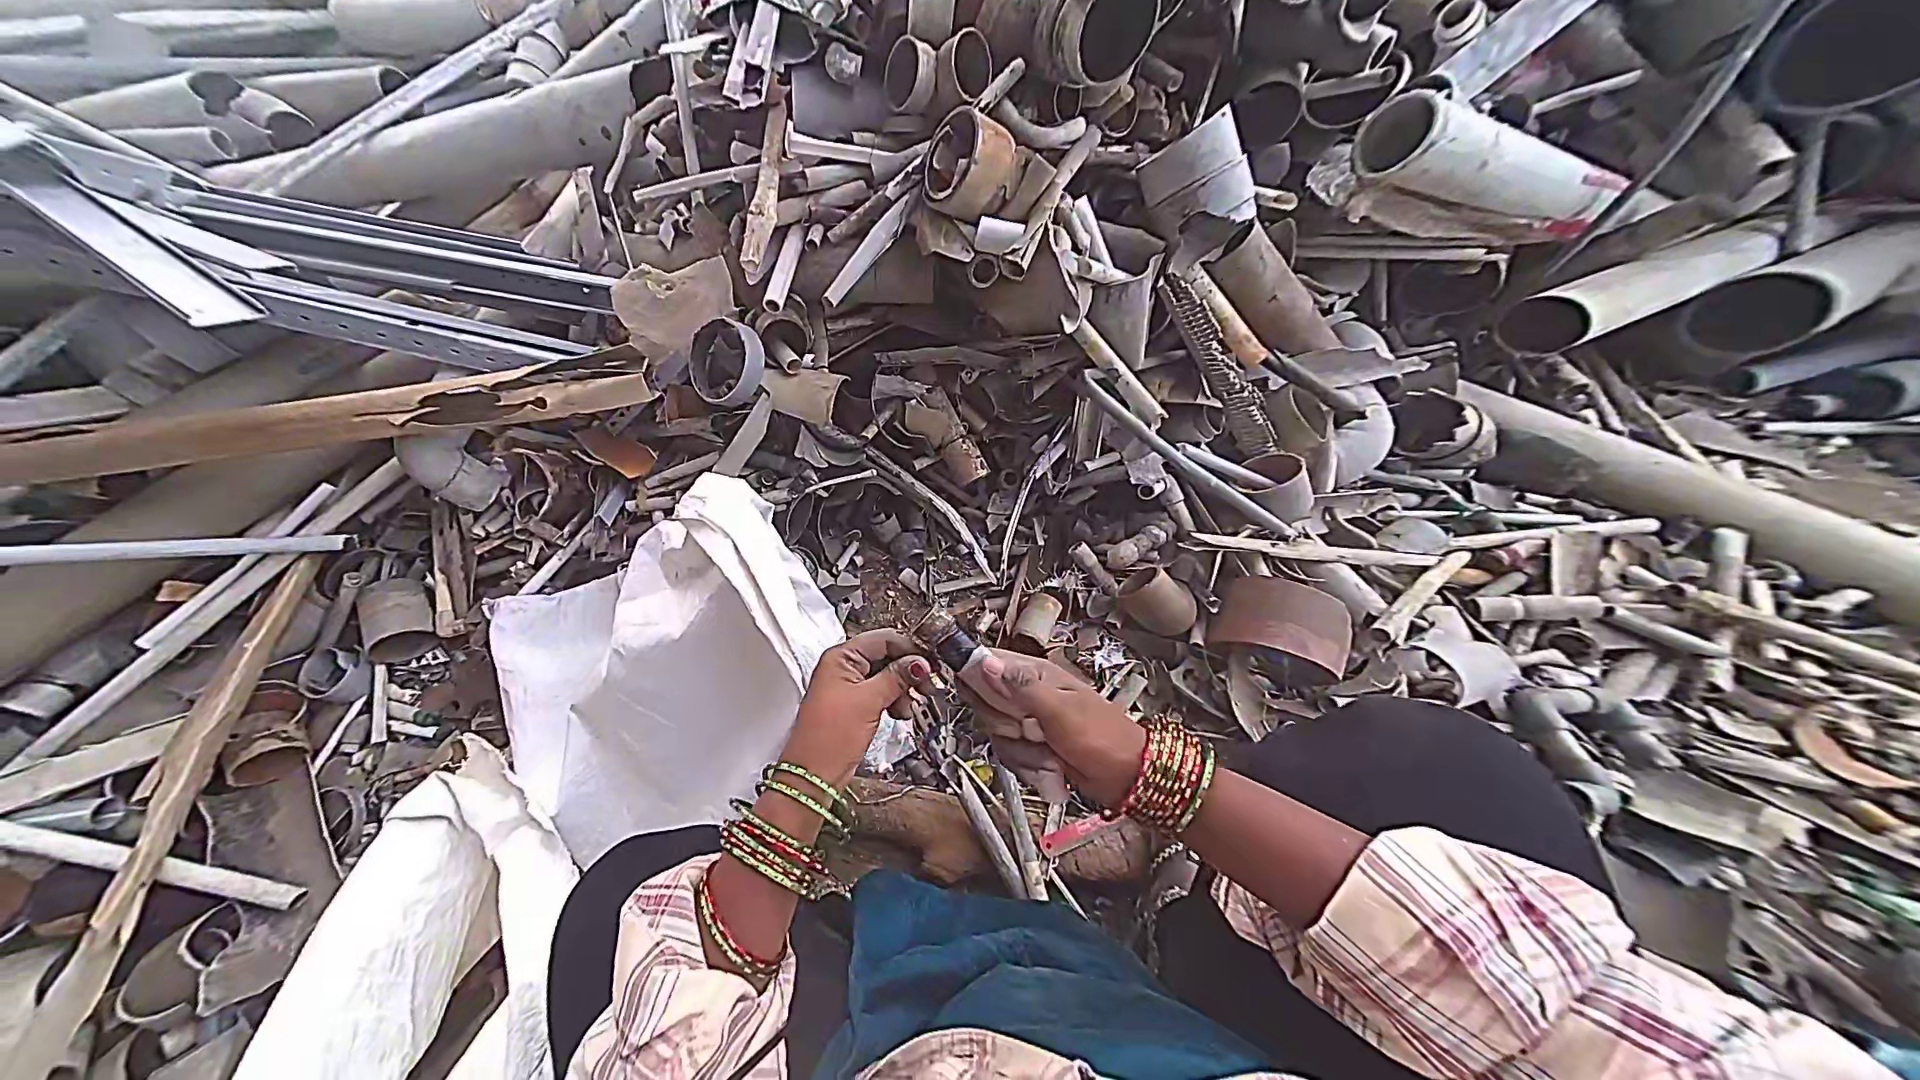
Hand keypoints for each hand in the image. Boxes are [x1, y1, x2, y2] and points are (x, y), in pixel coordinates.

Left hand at [785, 629, 931, 787]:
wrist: (814, 776)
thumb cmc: (828, 738)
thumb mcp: (869, 701)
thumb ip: (896, 677)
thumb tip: (918, 663)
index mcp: (841, 657)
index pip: (883, 639)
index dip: (908, 650)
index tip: (928, 664)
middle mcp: (843, 667)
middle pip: (886, 657)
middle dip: (907, 672)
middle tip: (925, 685)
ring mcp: (849, 687)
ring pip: (886, 676)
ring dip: (902, 688)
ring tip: (909, 704)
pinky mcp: (855, 705)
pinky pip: (881, 693)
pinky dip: (894, 700)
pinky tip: (900, 712)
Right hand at [964, 649, 1146, 808]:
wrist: (1126, 777)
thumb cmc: (1104, 738)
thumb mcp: (1060, 709)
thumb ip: (1021, 686)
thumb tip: (988, 662)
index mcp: (1035, 674)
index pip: (986, 664)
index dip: (978, 682)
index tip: (990, 703)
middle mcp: (1028, 693)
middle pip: (985, 705)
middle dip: (1005, 727)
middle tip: (1029, 731)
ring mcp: (1029, 720)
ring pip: (997, 735)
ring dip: (1022, 753)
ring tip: (1048, 754)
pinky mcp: (1031, 745)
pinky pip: (1010, 755)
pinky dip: (1028, 767)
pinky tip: (1050, 768)